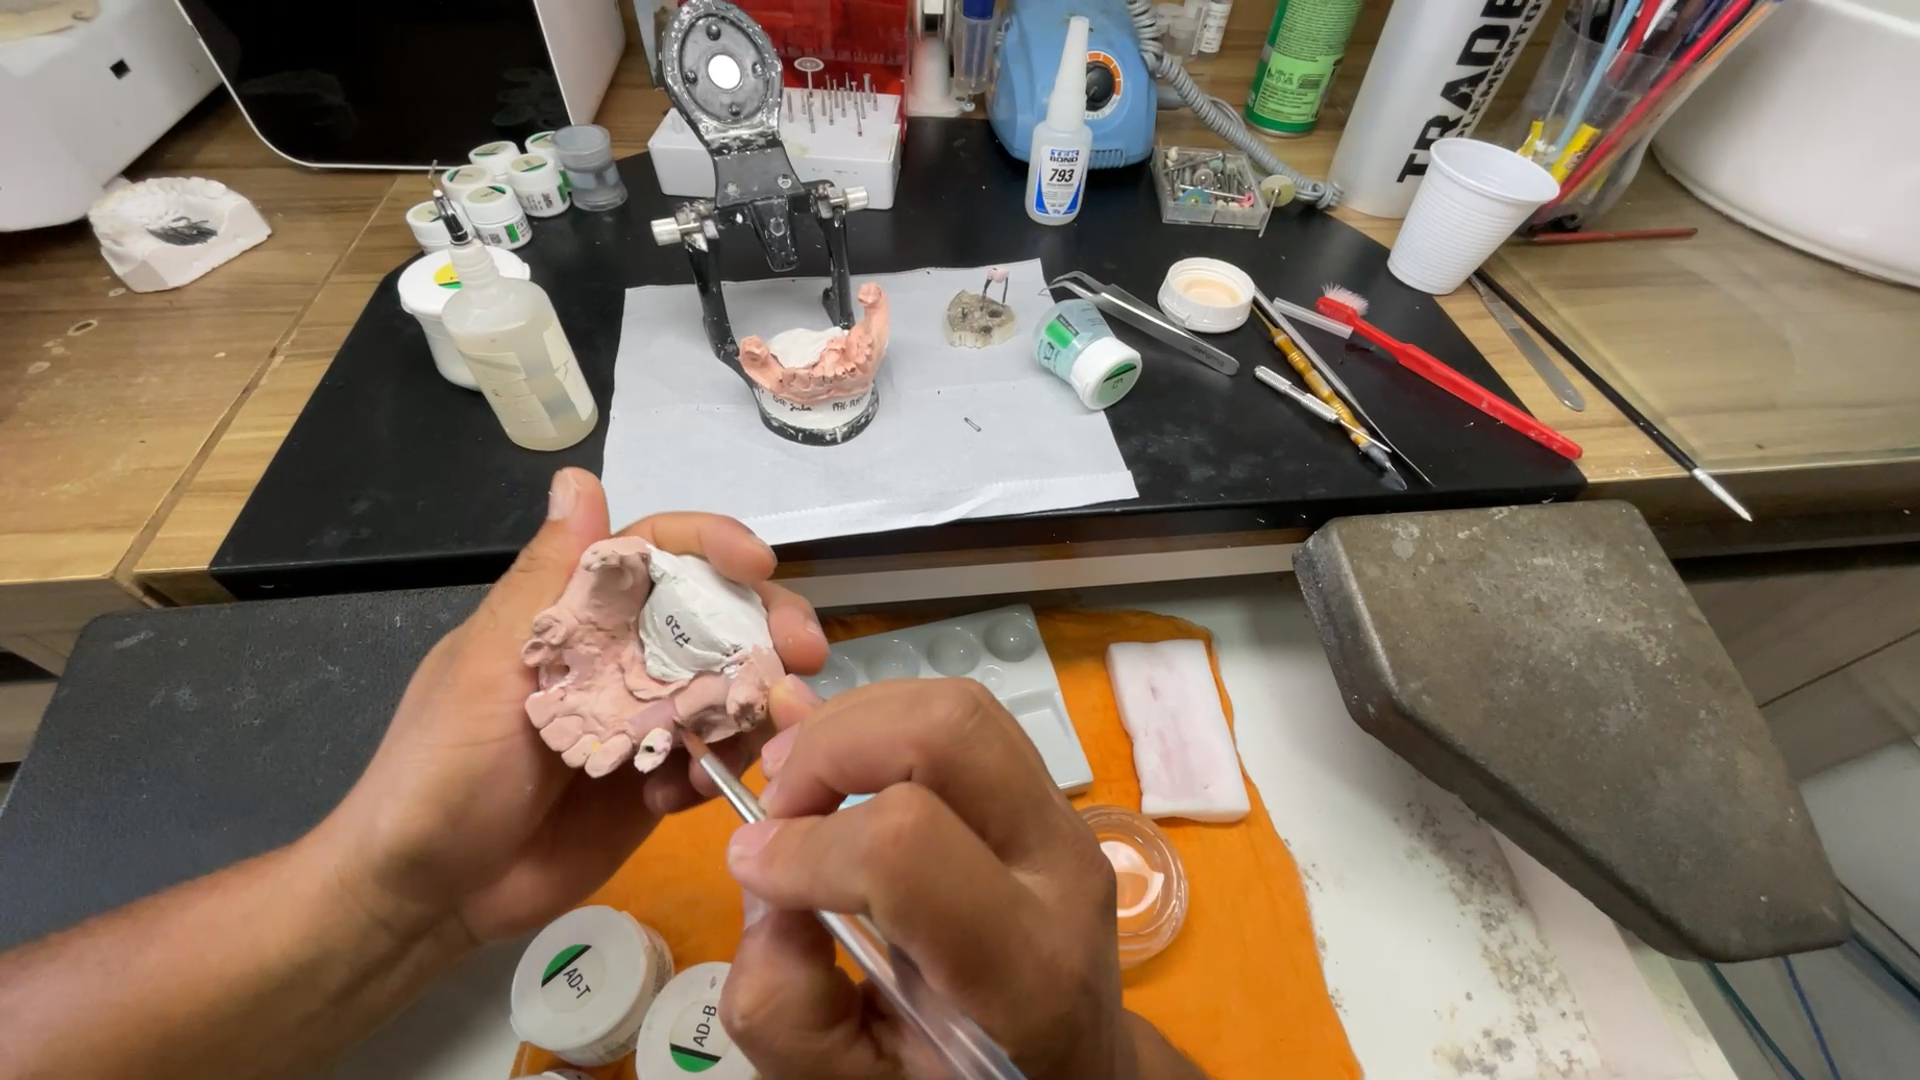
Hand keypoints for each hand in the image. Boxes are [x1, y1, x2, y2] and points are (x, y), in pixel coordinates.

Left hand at [310, 468, 829, 943]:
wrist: (428, 897)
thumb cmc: (441, 770)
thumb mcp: (486, 668)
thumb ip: (545, 582)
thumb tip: (578, 475)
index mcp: (583, 613)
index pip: (662, 552)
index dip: (716, 544)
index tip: (760, 562)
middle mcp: (628, 654)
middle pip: (719, 614)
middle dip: (769, 624)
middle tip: (807, 655)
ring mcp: (652, 716)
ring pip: (734, 683)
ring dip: (758, 702)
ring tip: (763, 735)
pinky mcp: (666, 772)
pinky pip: (722, 754)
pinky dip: (720, 768)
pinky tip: (681, 796)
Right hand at [720, 679, 1139, 1079]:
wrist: (1070, 1063)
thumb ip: (789, 1008)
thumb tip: (765, 874)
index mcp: (1026, 968)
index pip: (909, 848)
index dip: (810, 845)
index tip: (754, 862)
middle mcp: (1061, 866)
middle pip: (949, 732)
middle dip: (835, 747)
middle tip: (778, 802)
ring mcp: (1063, 815)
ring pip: (958, 704)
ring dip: (855, 721)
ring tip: (799, 774)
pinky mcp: (1046, 788)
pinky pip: (963, 714)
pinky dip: (884, 716)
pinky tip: (842, 758)